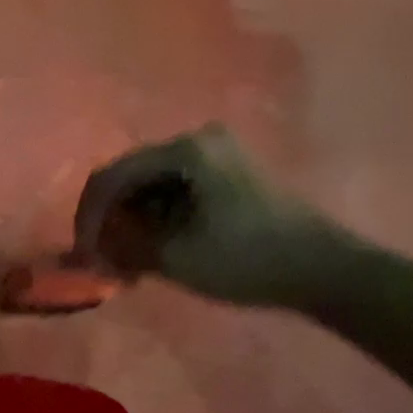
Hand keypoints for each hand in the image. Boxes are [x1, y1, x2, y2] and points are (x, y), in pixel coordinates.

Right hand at [67, 122, 330, 307]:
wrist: (330, 272)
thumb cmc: (250, 260)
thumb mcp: (177, 258)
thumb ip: (126, 247)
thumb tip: (97, 249)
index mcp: (184, 150)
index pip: (112, 176)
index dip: (89, 216)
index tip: (83, 254)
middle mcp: (197, 140)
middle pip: (130, 175)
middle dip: (110, 218)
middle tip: (101, 257)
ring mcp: (217, 154)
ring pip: (151, 184)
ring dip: (132, 220)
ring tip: (126, 259)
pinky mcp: (229, 173)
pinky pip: (175, 189)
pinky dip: (157, 217)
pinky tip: (154, 247)